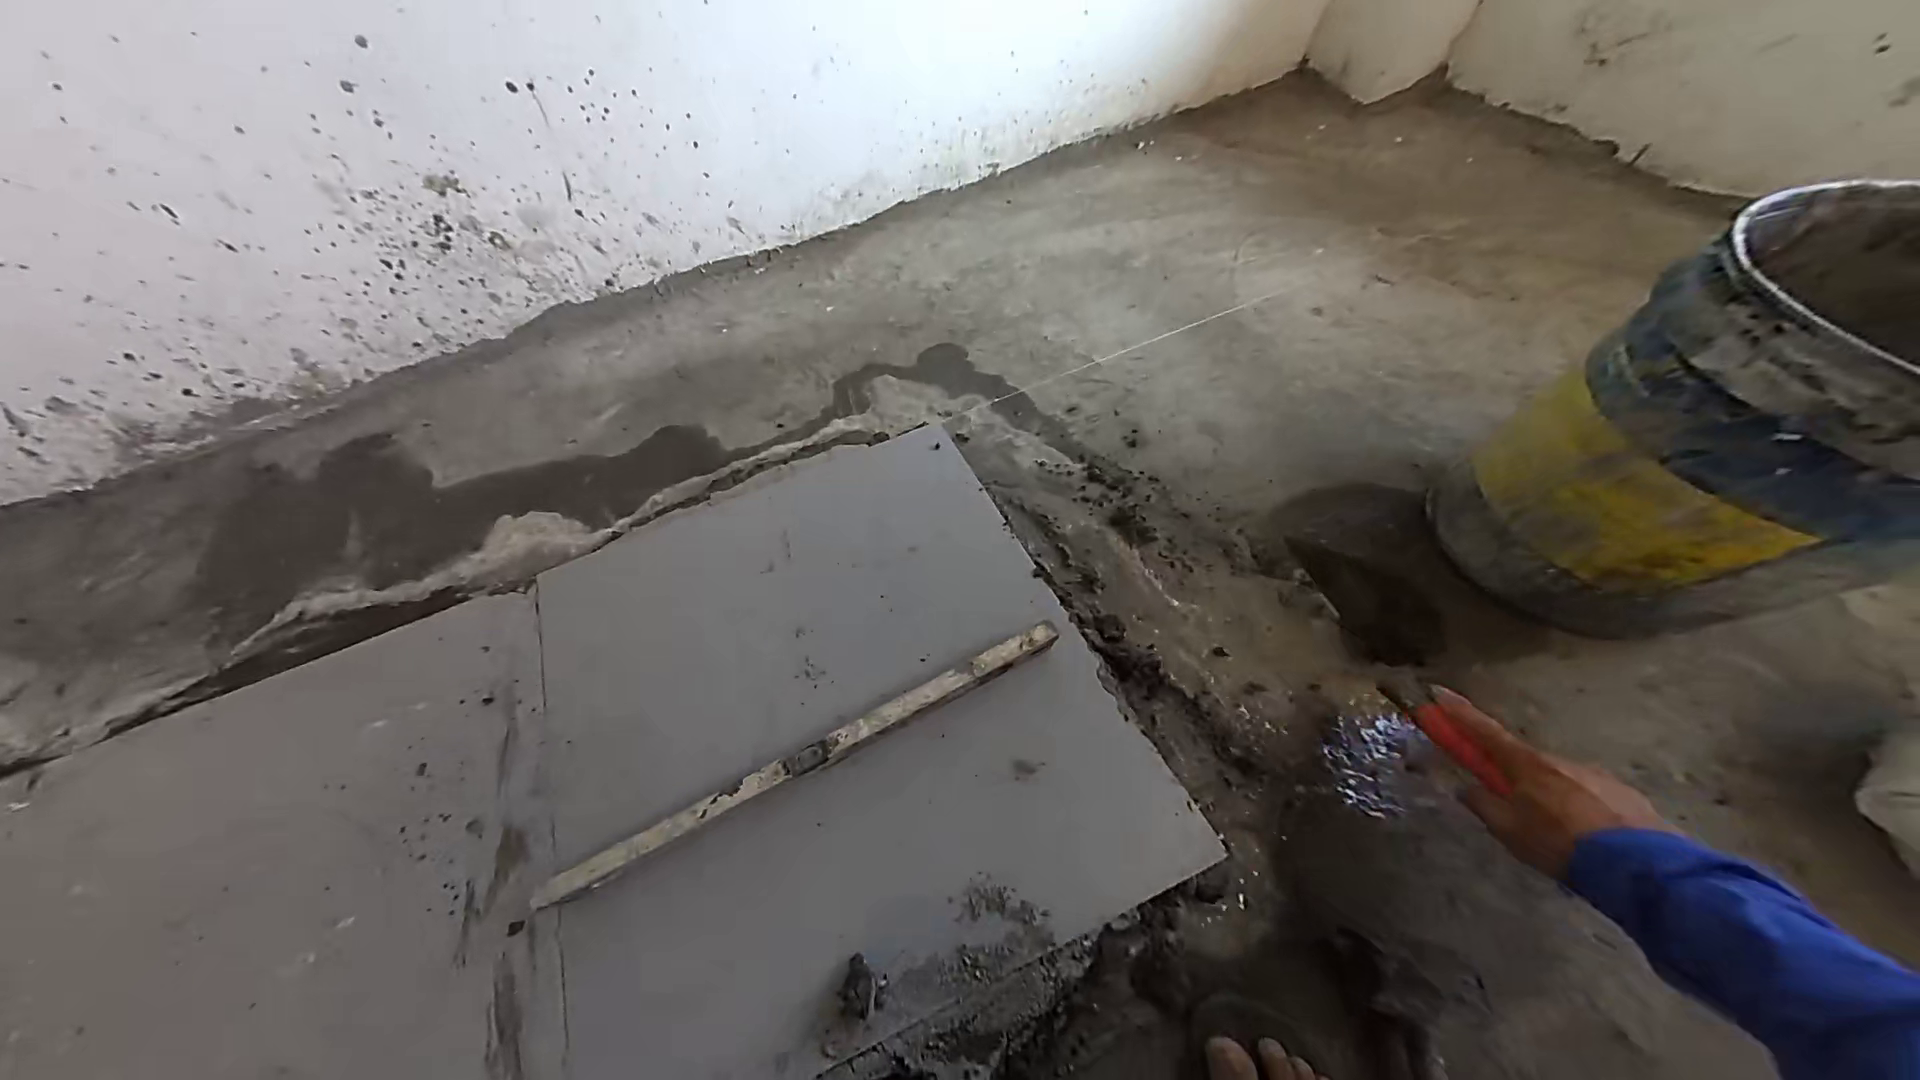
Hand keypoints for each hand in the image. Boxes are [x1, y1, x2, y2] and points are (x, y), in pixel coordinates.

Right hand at [1433, 685, 1674, 877]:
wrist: (1646, 870)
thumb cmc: (1561, 845)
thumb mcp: (1508, 830)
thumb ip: (1483, 804)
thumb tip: (1468, 788)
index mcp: (1525, 764)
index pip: (1482, 730)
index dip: (1458, 712)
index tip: (1438, 693)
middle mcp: (1559, 761)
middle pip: (1522, 758)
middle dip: (1510, 772)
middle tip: (1508, 800)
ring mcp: (1596, 776)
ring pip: (1558, 778)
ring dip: (1548, 794)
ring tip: (1556, 833)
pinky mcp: (1627, 796)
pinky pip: (1589, 795)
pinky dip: (1580, 808)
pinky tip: (1587, 836)